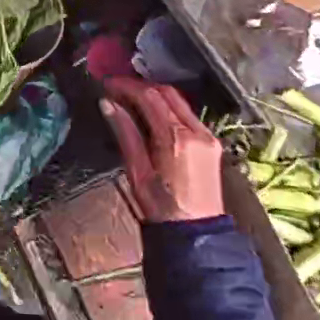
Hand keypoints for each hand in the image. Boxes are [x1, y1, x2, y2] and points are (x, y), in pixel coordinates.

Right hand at [100, 77, 223, 222]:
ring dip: (156, 95)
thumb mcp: (137, 172)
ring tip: (131, 98)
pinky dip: (169, 108)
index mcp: (176, 138)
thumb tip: (107, 104)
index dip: (128, 86)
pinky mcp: (212, 143)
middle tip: (118, 88)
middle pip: (168, 93)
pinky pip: (188, 114)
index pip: (151, 97)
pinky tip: (152, 114)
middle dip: (142, 86)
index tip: (109, 84)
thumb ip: (125, 134)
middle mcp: (197, 131)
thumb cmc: (161, 209)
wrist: (196, 235)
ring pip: (179, 102)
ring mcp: (208, 136)